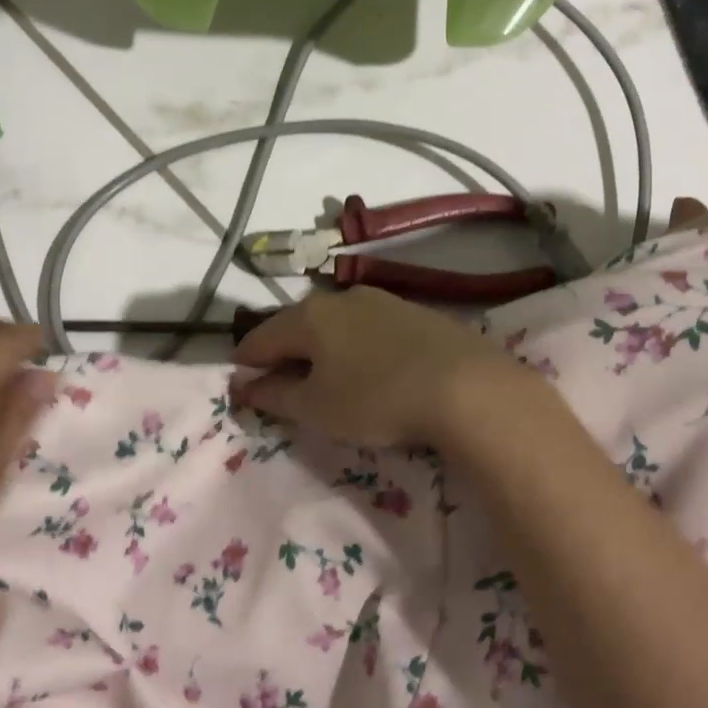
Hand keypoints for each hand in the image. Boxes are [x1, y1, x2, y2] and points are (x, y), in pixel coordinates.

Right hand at [232, 287, 520, 446]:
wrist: (469, 388)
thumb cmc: (378, 399)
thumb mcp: (318, 408)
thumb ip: (276, 395)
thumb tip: (245, 386)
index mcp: (308, 317)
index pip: (261, 338)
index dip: (245, 362)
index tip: (238, 382)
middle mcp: (341, 299)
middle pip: (298, 325)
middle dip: (284, 351)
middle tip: (280, 382)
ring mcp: (382, 301)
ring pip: (336, 324)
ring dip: (323, 348)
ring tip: (325, 376)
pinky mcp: (417, 314)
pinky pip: (370, 329)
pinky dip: (357, 347)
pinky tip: (369, 369)